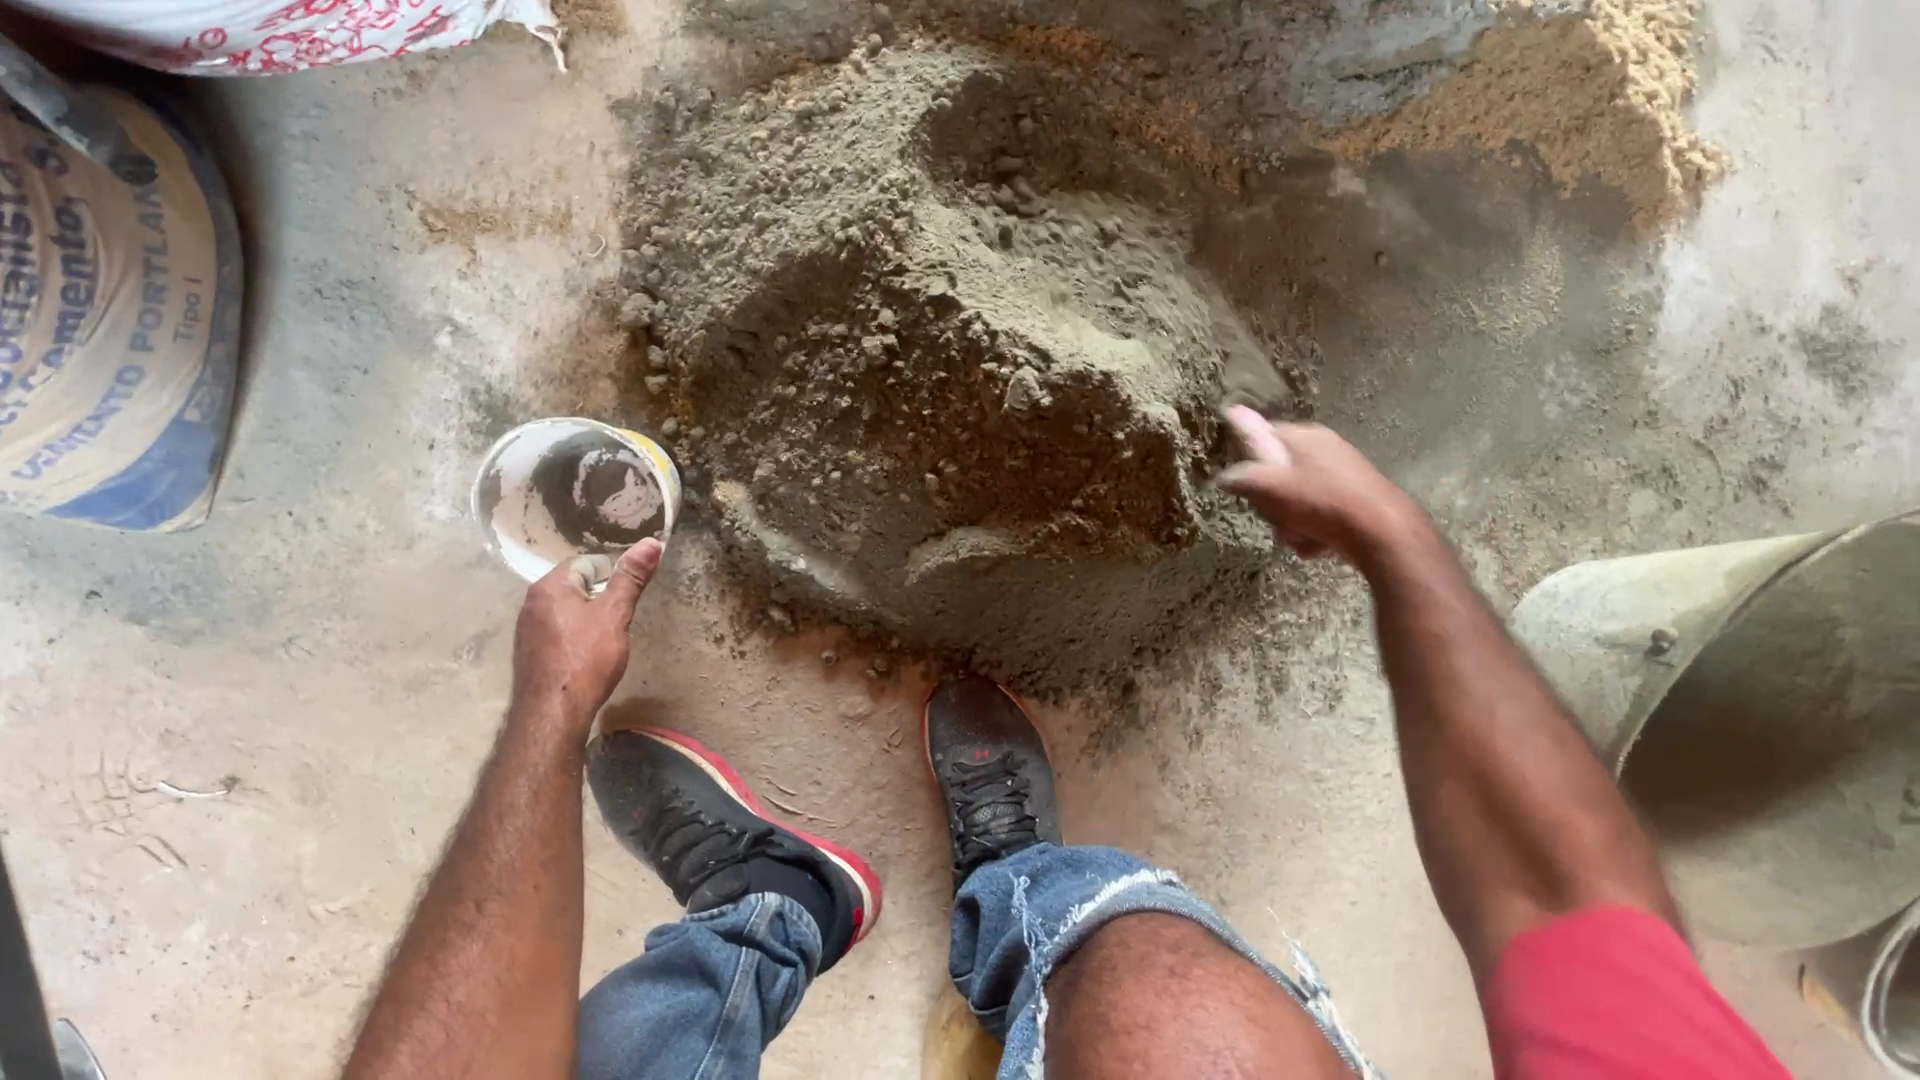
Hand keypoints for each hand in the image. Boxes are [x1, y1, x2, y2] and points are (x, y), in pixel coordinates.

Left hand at [510, 539, 664, 732]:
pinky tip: (587, 656)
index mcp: (549, 587)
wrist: (553, 713)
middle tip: (621, 617)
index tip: (628, 594)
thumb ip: (631, 578)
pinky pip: (557, 633)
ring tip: (607, 638)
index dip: (611, 574)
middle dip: (600, 597)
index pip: (585, 563)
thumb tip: (651, 542)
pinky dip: (574, 637)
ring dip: (587, 618)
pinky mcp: (529, 654)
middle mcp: (531, 604)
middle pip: (574, 587)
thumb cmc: (586, 658)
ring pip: (565, 611)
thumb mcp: (615, 615)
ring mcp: (526, 631)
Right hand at [1216, 406, 1425, 565]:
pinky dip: (1312, 531)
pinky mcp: (1353, 501)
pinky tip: (1316, 544)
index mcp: (1304, 436)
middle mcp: (1324, 449)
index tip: (1244, 483)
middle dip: (1270, 502)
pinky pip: (1318, 514)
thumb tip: (1222, 477)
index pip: (1261, 435)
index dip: (1247, 459)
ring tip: (1297, 536)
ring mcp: (1341, 476)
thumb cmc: (1321, 502)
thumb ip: (1240, 478)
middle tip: (1274, 516)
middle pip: (1277, 473)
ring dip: (1290, 523)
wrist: (1381, 533)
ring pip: (1296, 499)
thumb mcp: (1269, 486)